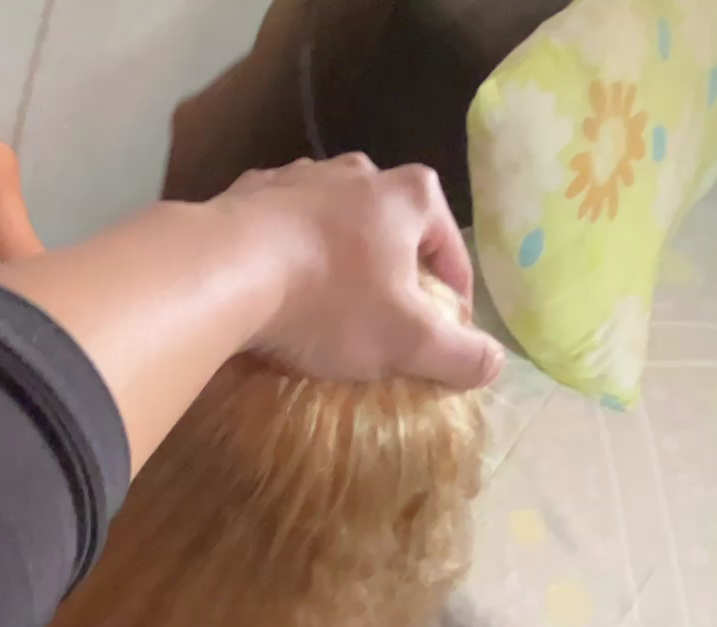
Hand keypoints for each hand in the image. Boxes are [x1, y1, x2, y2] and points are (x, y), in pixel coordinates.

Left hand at [213, 154, 504, 389]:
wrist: (224, 270)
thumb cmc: (328, 301)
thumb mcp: (405, 341)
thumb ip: (459, 354)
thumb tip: (493, 364)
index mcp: (409, 196)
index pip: (450, 249)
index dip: (455, 296)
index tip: (444, 334)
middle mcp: (358, 172)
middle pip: (392, 231)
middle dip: (394, 274)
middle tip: (383, 322)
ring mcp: (298, 177)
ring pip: (334, 225)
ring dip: (339, 262)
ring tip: (327, 307)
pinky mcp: (247, 194)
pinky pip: (281, 230)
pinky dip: (287, 257)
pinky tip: (276, 290)